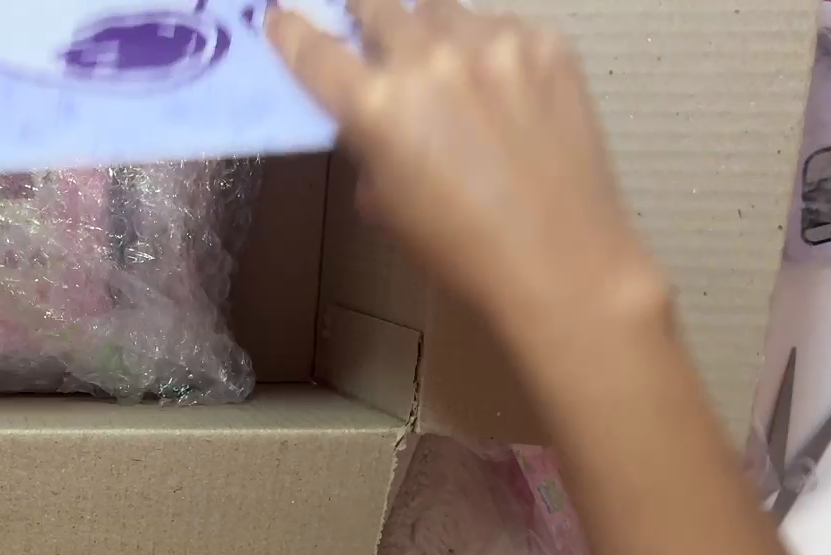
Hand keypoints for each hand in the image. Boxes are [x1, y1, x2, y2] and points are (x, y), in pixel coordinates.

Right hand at [267, 0, 668, 359]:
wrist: (552, 254)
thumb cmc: (451, 247)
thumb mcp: (382, 203)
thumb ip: (368, 146)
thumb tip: (374, 117)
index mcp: (379, 110)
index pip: (318, 56)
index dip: (291, 32)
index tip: (278, 14)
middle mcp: (432, 60)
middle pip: (379, 6)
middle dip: (359, 9)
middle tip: (352, 13)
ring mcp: (497, 43)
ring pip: (440, 9)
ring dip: (421, 26)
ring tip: (427, 60)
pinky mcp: (547, 43)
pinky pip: (495, 27)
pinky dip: (476, 46)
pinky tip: (485, 86)